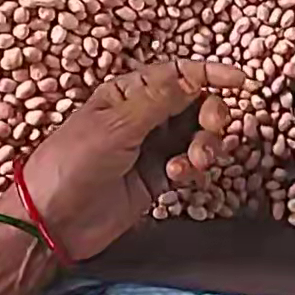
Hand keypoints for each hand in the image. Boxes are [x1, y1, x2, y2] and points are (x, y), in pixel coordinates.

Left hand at [18, 59, 248, 259]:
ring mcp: (150, 148)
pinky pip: (189, 165)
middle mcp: (143, 116)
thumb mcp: (117, 124)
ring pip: (196, 136)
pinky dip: (192, 169)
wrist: (53, 219)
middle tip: (211, 128)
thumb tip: (195, 78)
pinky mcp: (156, 178)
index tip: (241, 82)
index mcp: (128, 93)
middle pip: (195, 104)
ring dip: (205, 145)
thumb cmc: (74, 161)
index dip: (210, 74)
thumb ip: (161, 101)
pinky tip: (177, 177)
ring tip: (195, 162)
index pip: (177, 74)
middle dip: (210, 114)